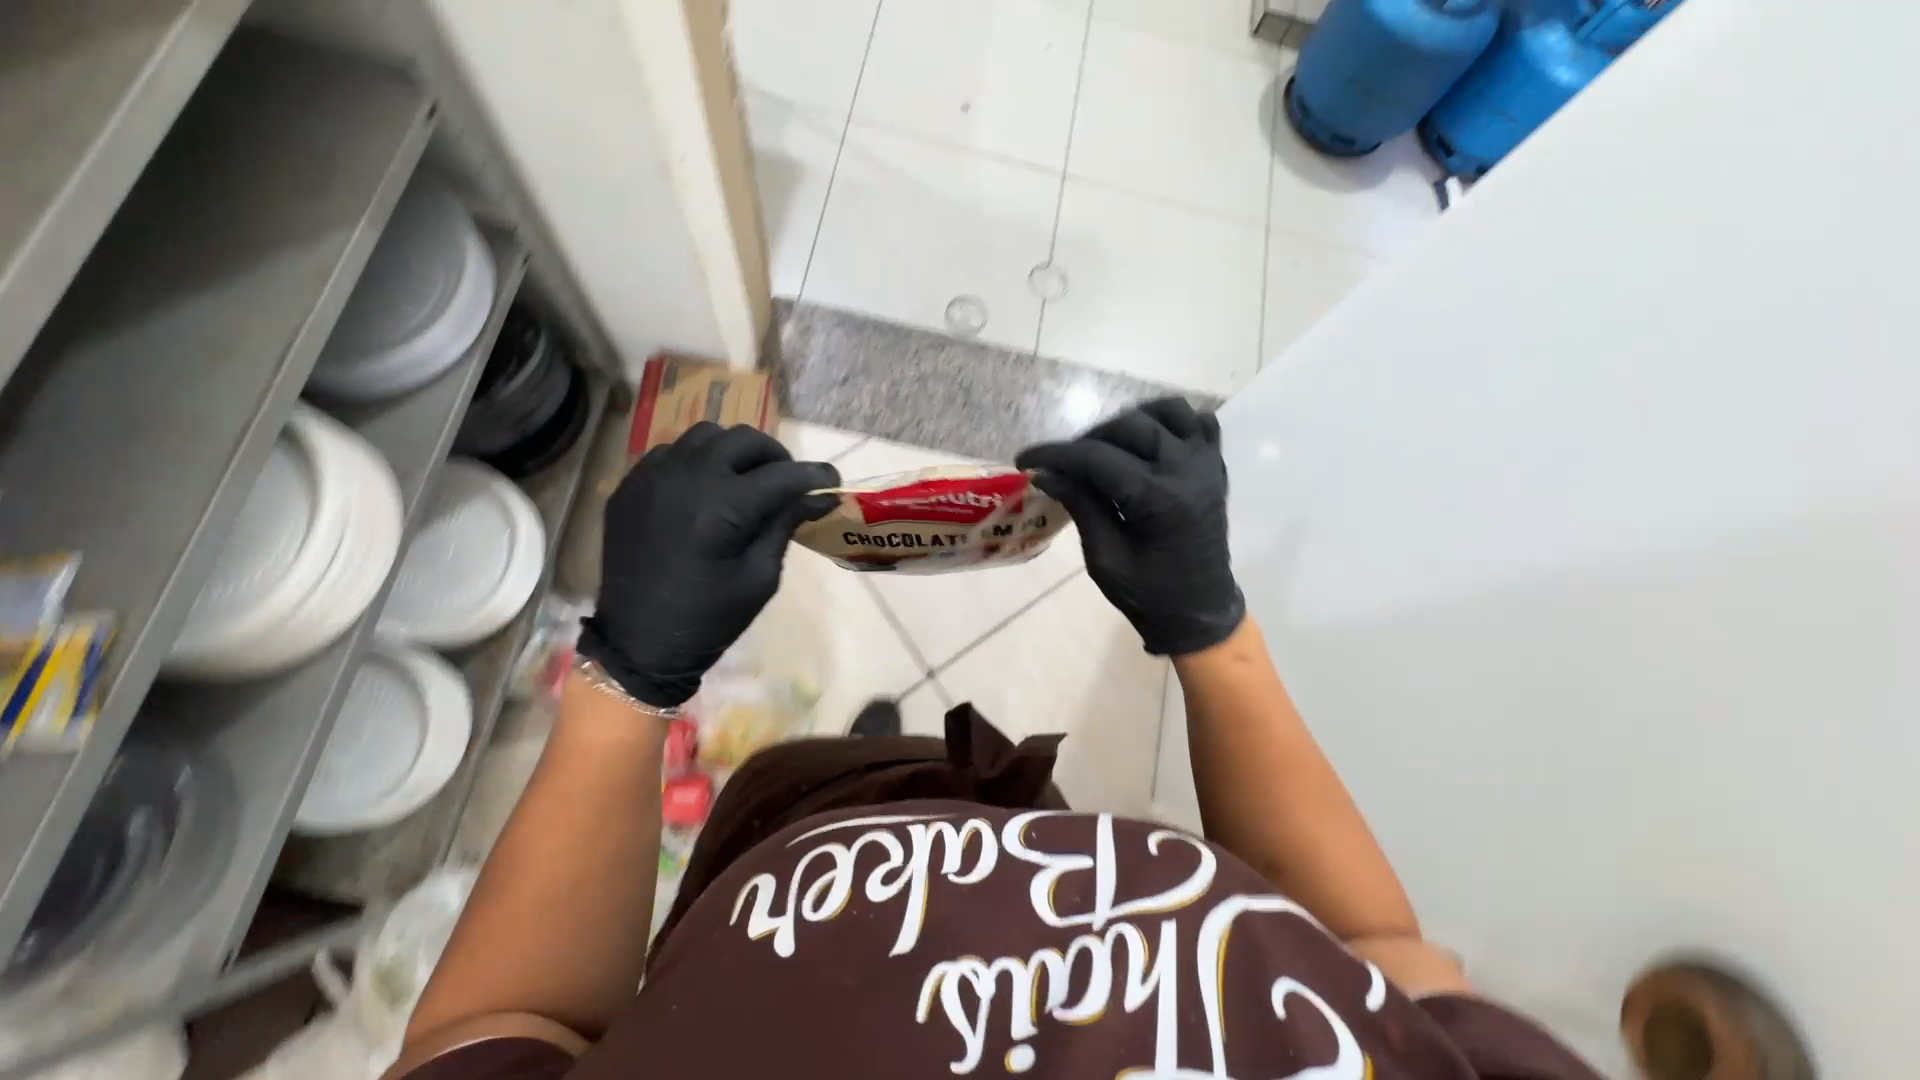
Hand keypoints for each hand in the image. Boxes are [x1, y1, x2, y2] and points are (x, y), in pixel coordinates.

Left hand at [578, 423, 838, 706]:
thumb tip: (818, 497)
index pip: (782, 474)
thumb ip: (785, 525)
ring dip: (733, 452)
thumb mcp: (760, 577)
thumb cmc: (709, 617)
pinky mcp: (630, 486)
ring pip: (705, 436)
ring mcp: (652, 477)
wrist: (639, 642)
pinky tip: (704, 490)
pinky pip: (670, 453)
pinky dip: (696, 462)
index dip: (814, 475)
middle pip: (743, 440)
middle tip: (787, 482)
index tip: (832, 482)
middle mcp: (687, 477)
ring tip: (745, 480)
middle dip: (775, 456)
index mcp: (723, 505)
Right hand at [1016, 397, 1243, 655]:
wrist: (1200, 612)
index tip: (1024, 459)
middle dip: (1086, 441)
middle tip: (1063, 465)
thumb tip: (1046, 473)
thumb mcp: (1104, 559)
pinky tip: (1146, 442)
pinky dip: (1170, 422)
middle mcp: (1187, 471)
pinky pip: (1197, 422)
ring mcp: (1207, 464)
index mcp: (1159, 500)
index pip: (1096, 459)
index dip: (1055, 454)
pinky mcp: (1215, 467)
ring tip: (1104, 448)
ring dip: (1129, 422)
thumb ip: (1081, 507)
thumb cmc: (1149, 595)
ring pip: (1166, 412)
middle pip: (1128, 428)